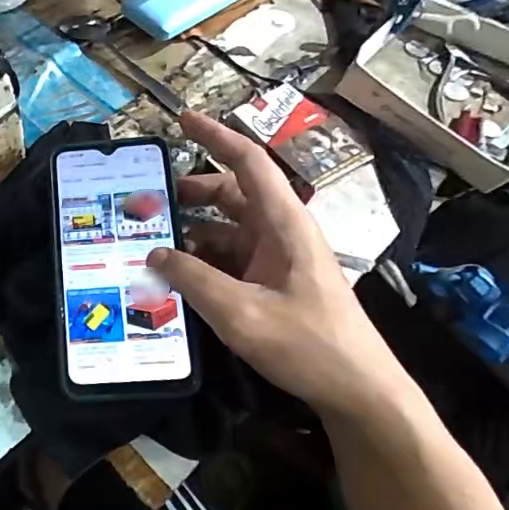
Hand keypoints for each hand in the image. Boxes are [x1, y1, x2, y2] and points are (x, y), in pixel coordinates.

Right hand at [149, 111, 412, 419]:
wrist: (358, 391)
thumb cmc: (308, 344)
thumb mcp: (240, 311)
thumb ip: (192, 279)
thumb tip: (155, 253)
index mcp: (284, 224)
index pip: (249, 164)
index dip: (216, 137)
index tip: (183, 118)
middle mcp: (280, 233)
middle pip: (232, 195)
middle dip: (191, 192)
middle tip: (150, 200)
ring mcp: (277, 259)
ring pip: (227, 230)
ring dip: (192, 233)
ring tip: (154, 243)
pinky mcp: (273, 283)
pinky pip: (230, 259)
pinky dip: (202, 262)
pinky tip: (177, 278)